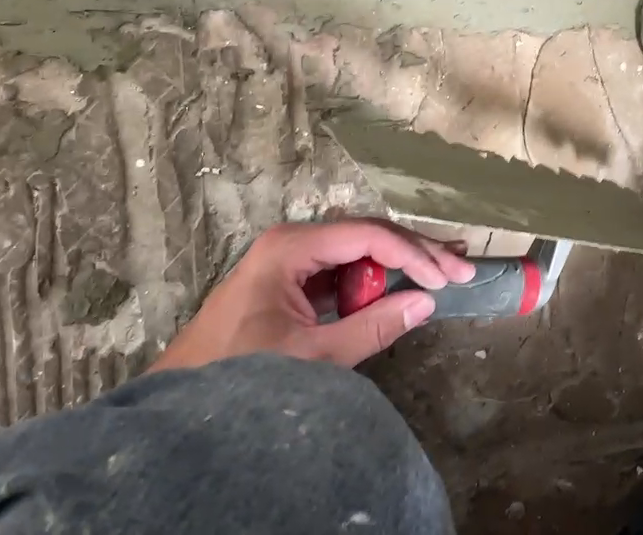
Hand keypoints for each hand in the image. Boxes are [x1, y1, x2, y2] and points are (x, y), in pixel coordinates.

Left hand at [148, 219, 476, 372]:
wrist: (183, 406)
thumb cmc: (244, 376)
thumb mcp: (315, 356)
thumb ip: (374, 327)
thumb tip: (427, 301)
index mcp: (292, 247)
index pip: (368, 236)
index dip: (414, 254)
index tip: (449, 277)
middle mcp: (292, 242)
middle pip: (366, 236)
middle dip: (414, 252)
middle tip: (460, 267)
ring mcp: (289, 260)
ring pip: (356, 251)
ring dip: (398, 264)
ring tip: (442, 270)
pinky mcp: (288, 281)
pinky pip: (339, 271)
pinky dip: (372, 281)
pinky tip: (401, 287)